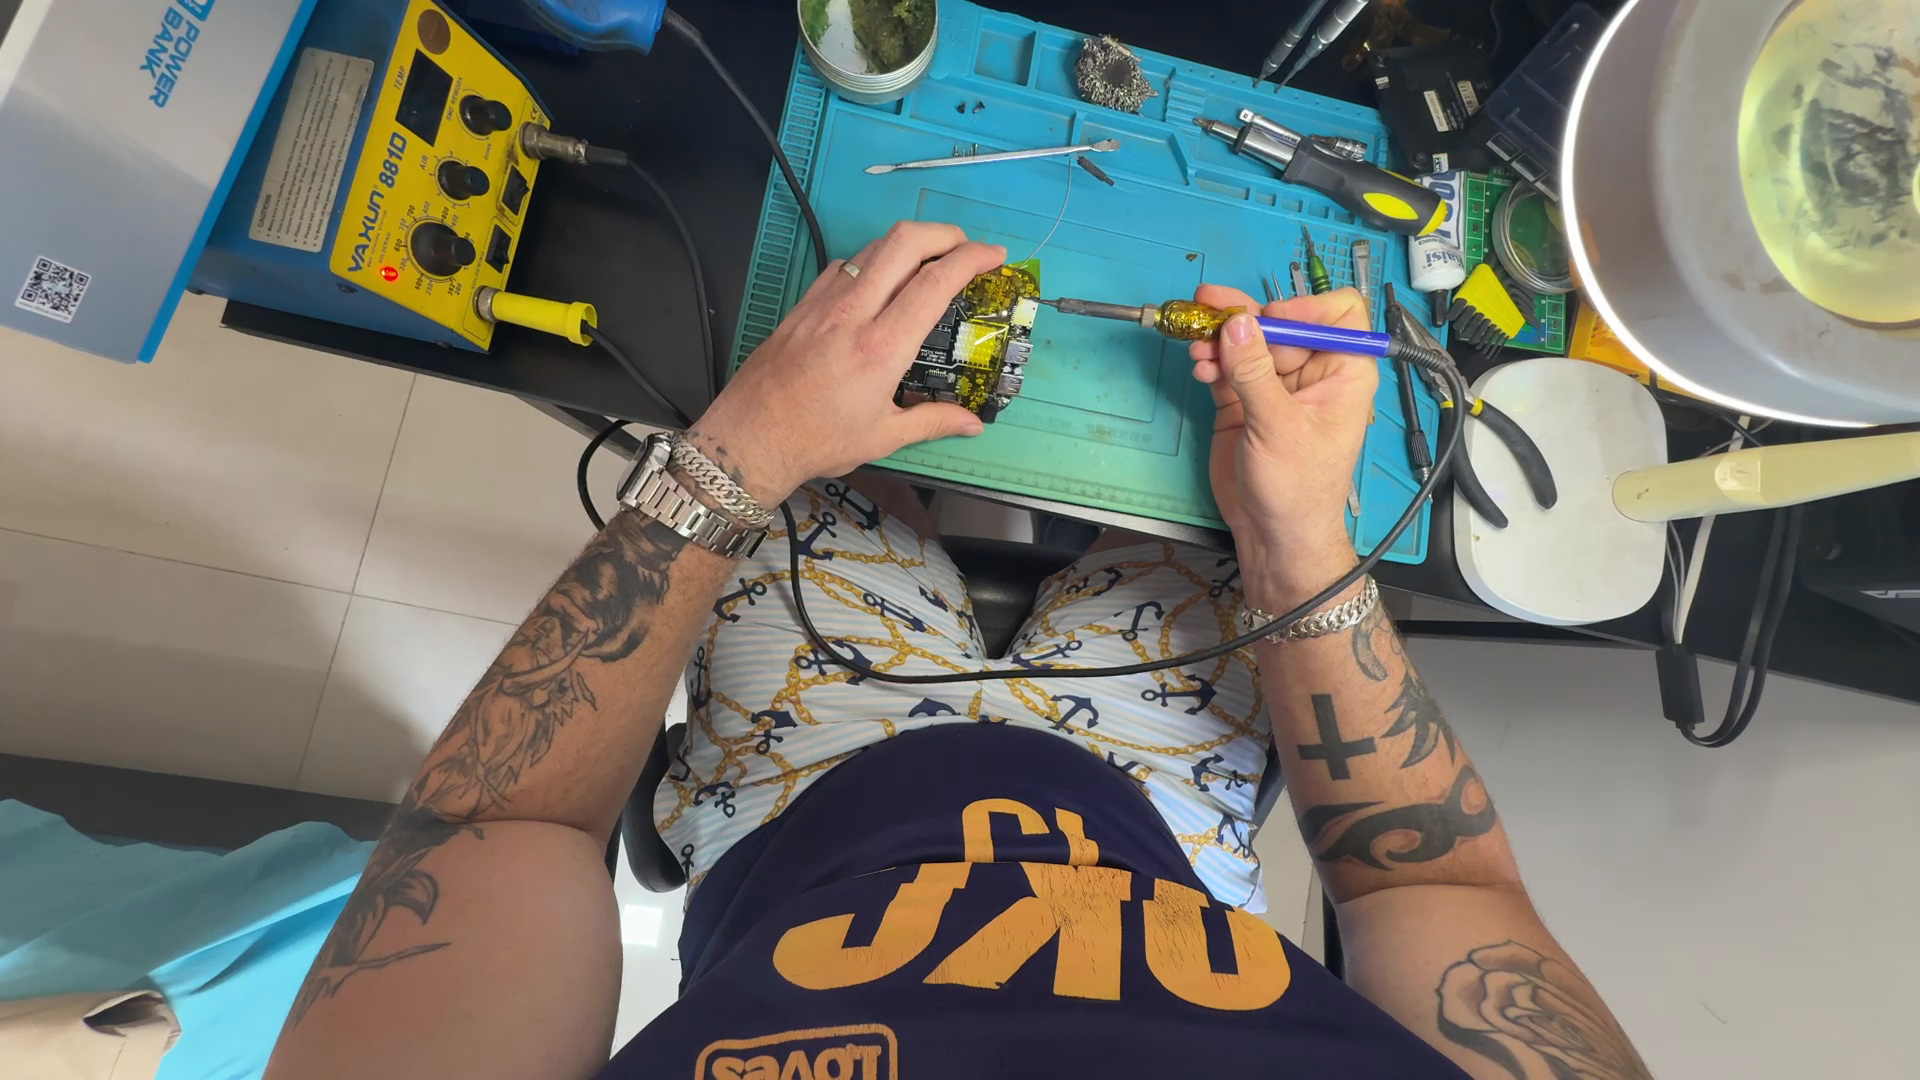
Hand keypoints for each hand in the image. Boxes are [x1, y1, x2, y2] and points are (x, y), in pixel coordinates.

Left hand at [689, 222, 1006, 504]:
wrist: (751, 439)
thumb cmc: (818, 441)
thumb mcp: (884, 438)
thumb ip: (933, 422)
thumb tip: (972, 424)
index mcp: (882, 347)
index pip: (935, 283)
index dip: (971, 259)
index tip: (994, 255)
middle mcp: (853, 314)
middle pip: (904, 242)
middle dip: (943, 233)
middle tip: (965, 247)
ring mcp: (823, 304)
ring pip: (871, 248)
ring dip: (907, 243)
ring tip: (928, 261)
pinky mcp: (802, 306)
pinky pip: (842, 267)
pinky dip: (870, 262)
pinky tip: (878, 282)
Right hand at [1188, 285, 1377, 606]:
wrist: (1272, 533)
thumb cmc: (1297, 487)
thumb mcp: (1278, 427)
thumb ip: (1254, 373)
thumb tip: (1234, 325)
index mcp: (1342, 372)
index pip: (1336, 315)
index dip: (1302, 308)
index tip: (1266, 320)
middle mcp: (1309, 373)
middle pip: (1279, 324)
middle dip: (1244, 318)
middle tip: (1207, 307)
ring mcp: (1273, 388)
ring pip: (1247, 344)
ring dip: (1220, 341)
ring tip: (1197, 348)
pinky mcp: (1243, 403)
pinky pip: (1227, 369)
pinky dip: (1211, 363)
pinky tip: (1199, 367)